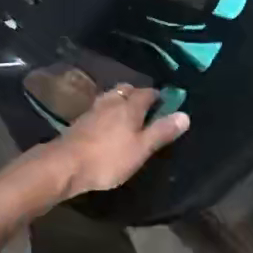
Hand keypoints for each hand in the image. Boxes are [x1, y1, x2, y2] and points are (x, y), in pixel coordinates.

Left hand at [43, 84, 189, 197]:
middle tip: (149, 110)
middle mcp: (111, 101)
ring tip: (130, 116)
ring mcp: (94, 108)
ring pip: (112, 96)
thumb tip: (184, 115)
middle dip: (138, 95)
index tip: (168, 103)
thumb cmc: (109, 157)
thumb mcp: (141, 149)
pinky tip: (110, 124)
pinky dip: (110, 110)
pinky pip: (102, 107)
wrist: (67, 163)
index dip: (158, 96)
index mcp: (129, 106)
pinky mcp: (82, 119)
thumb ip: (161, 131)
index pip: (147, 92)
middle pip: (127, 90)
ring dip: (122, 101)